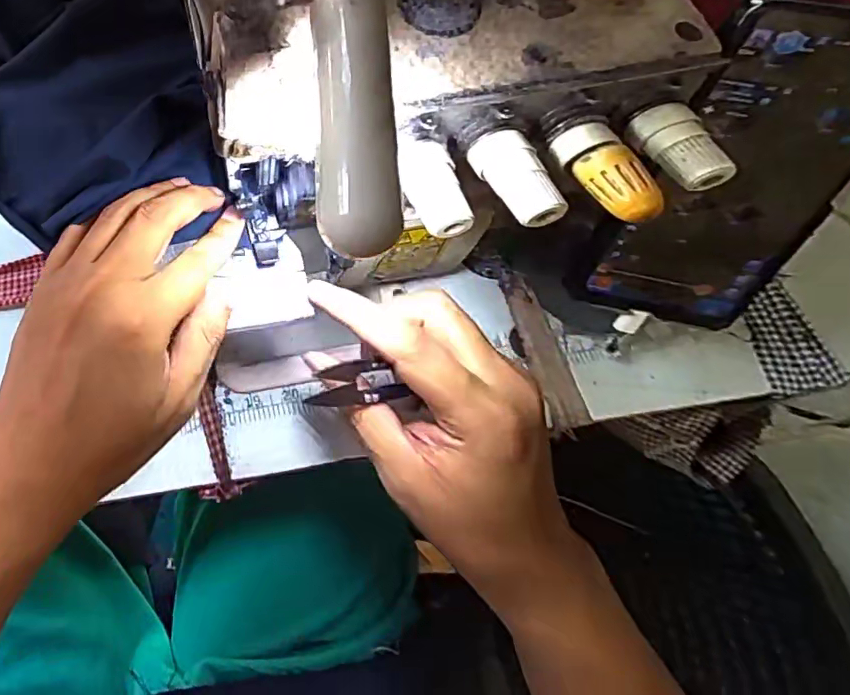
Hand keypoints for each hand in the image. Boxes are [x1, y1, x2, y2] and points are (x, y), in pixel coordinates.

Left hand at [0, 179, 244, 531]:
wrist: (30, 455)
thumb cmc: (109, 438)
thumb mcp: (175, 400)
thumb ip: (203, 337)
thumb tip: (218, 291)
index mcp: (144, 314)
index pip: (196, 258)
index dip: (222, 235)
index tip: (236, 219)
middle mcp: (105, 281)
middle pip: (155, 217)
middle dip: (190, 198)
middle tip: (212, 195)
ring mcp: (70, 276)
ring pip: (115, 213)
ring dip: (150, 194)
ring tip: (176, 187)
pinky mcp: (46, 282)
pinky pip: (78, 231)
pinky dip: (106, 214)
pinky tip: (122, 215)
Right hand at [304, 282, 584, 612]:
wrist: (530, 554)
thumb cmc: (464, 526)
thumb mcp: (402, 474)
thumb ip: (361, 411)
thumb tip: (321, 363)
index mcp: (480, 411)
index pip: (410, 341)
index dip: (358, 313)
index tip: (319, 294)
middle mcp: (505, 379)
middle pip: (434, 310)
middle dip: (386, 318)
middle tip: (362, 358)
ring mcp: (514, 373)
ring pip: (446, 316)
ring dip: (404, 327)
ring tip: (386, 371)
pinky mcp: (511, 374)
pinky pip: (458, 334)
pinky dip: (424, 341)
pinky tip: (413, 380)